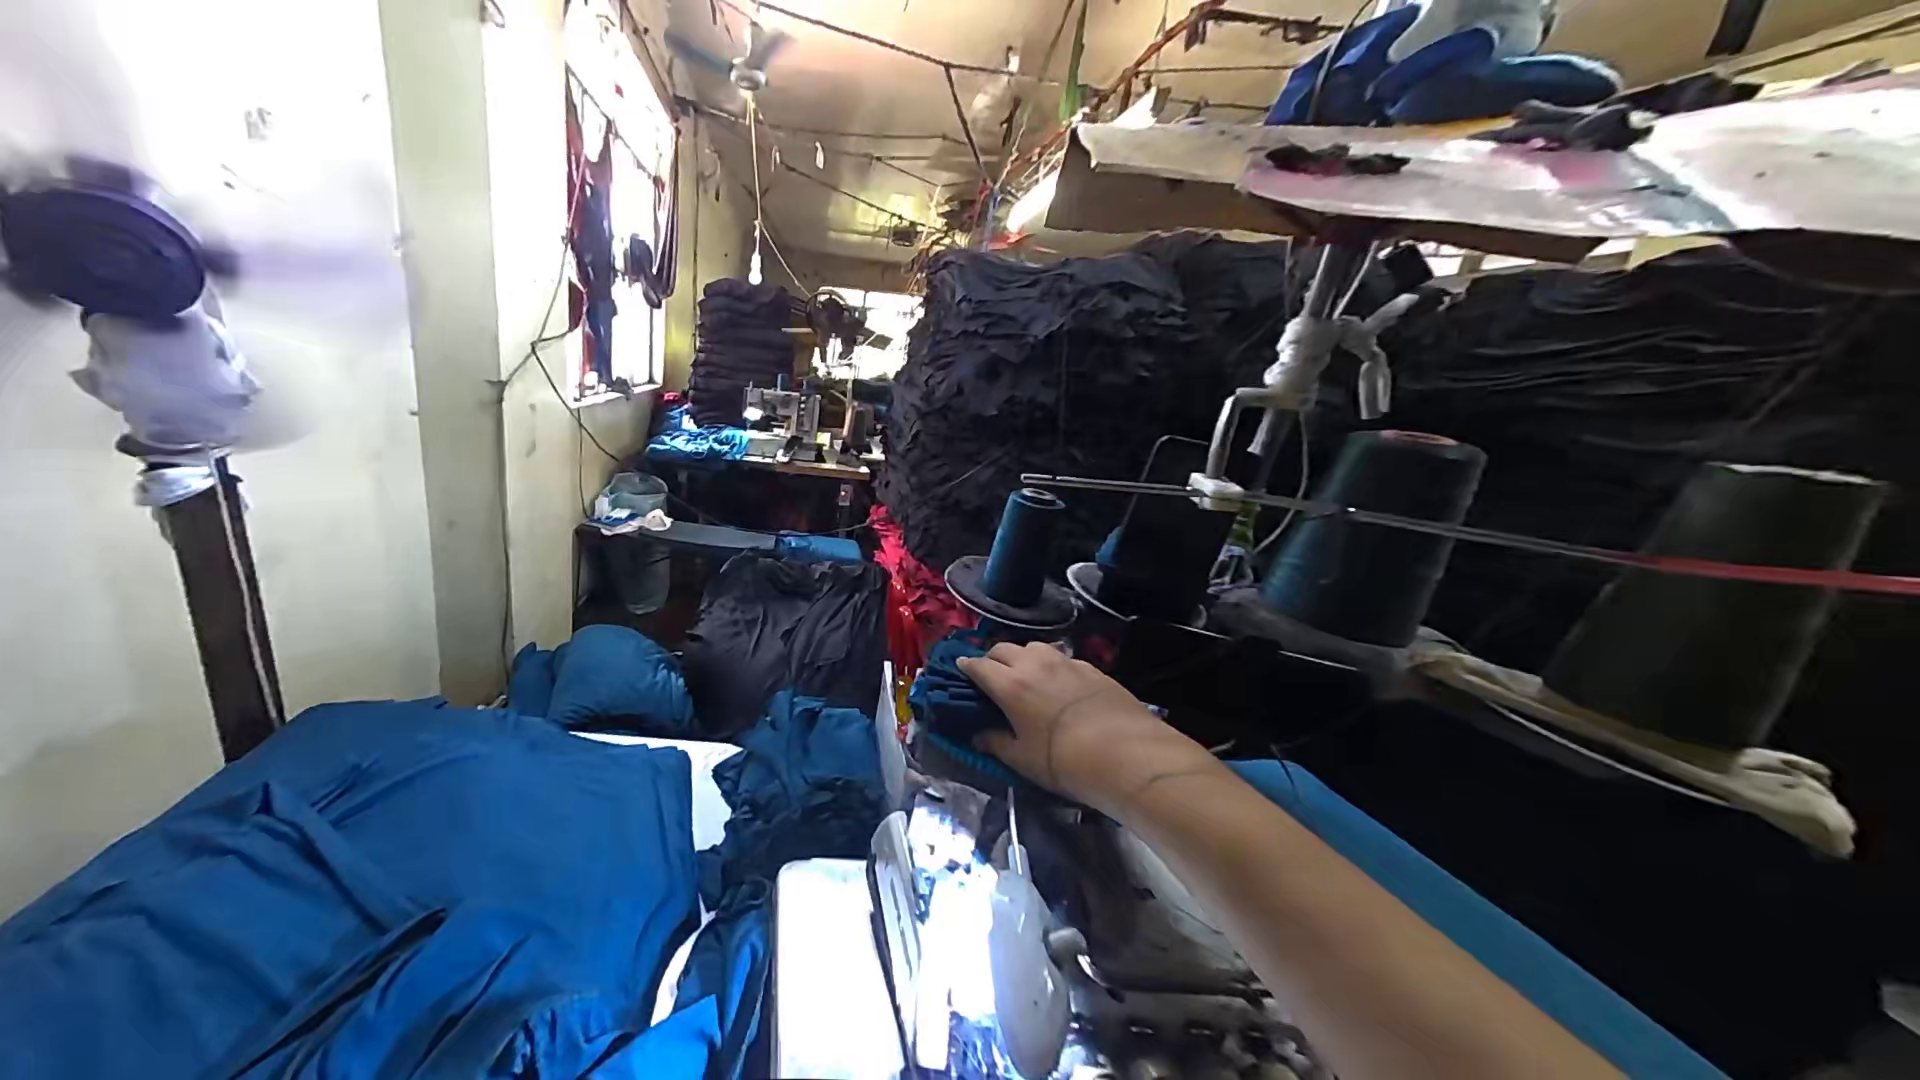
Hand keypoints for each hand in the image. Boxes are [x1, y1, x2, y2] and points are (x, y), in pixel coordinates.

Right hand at [956, 642, 1220, 816]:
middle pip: (1004, 648)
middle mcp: (1035, 663)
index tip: (961, 670)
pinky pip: (1061, 657)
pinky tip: (1058, 683)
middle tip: (991, 675)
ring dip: (1022, 655)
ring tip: (1024, 673)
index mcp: (1010, 684)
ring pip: (1034, 647)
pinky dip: (1051, 664)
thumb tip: (980, 735)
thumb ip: (996, 743)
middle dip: (992, 658)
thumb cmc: (1064, 761)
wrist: (1127, 754)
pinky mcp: (1092, 667)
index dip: (966, 666)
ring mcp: (1066, 662)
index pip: (979, 665)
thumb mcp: (1022, 760)